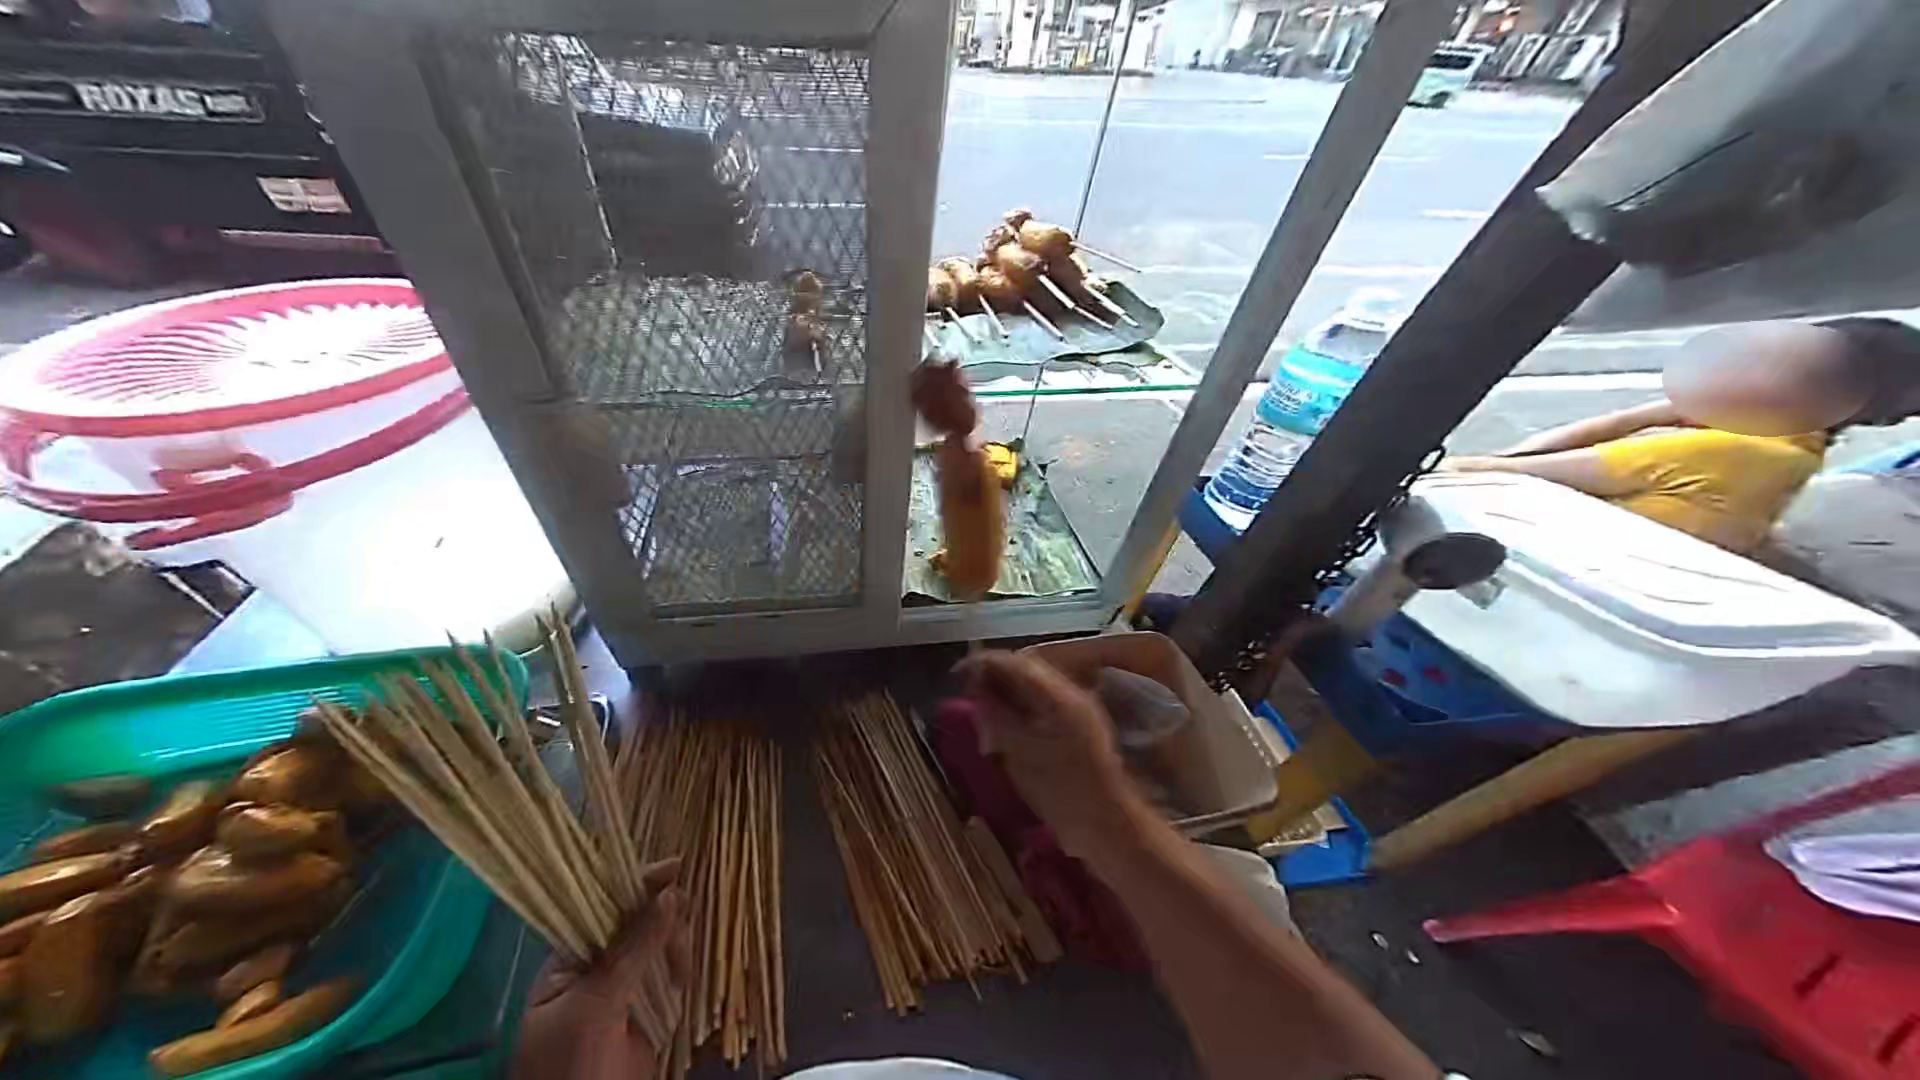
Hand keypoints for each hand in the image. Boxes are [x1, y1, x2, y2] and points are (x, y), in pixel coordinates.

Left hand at [513, 859, 689, 1079]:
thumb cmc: (570, 1070)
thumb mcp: (596, 1006)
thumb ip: (634, 949)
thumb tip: (672, 893)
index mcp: (570, 960)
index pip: (605, 904)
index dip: (639, 882)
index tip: (676, 866)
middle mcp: (598, 965)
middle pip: (640, 917)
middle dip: (664, 918)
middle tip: (679, 934)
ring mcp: (624, 987)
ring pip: (661, 941)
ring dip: (676, 946)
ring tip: (678, 974)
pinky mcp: (648, 1009)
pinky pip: (671, 971)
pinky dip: (683, 967)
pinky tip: (683, 980)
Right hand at [957, 650, 1146, 859]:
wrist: (1108, 828)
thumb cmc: (1062, 794)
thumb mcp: (1019, 753)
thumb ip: (996, 715)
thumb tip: (976, 688)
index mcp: (1059, 695)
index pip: (1015, 662)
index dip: (982, 663)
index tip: (956, 675)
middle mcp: (1073, 693)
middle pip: (1027, 668)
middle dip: (994, 674)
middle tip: (966, 689)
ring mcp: (1079, 709)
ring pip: (1035, 685)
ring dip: (1007, 689)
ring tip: (981, 703)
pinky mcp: (1080, 726)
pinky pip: (1043, 702)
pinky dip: (1020, 705)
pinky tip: (1005, 721)